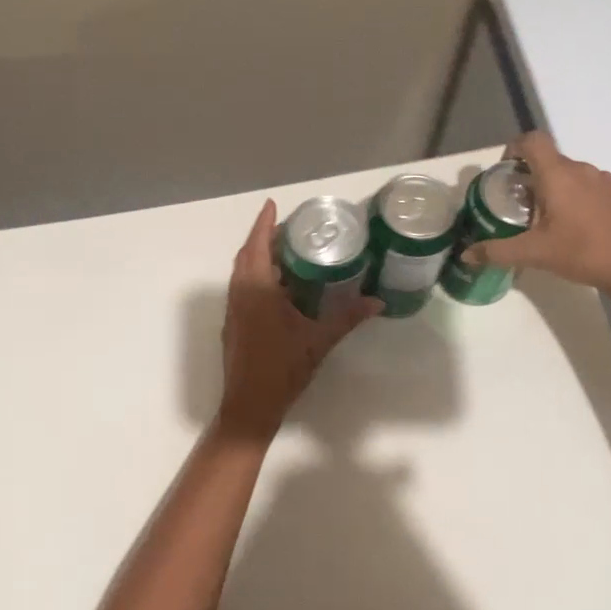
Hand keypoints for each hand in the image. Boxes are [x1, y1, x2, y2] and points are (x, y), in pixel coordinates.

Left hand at [216, 200, 380, 438]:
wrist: (249, 405)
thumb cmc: (282, 368)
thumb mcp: (319, 340)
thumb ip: (347, 318)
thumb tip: (377, 301)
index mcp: (256, 289)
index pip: (257, 246)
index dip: (264, 223)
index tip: (272, 205)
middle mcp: (239, 294)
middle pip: (248, 256)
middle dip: (264, 238)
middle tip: (288, 228)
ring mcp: (234, 311)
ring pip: (243, 274)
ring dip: (260, 259)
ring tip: (287, 252)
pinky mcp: (235, 326)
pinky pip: (244, 290)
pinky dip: (259, 278)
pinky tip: (281, 288)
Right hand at [462, 132, 610, 302]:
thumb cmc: (582, 253)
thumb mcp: (534, 254)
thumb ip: (497, 251)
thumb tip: (465, 255)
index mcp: (558, 175)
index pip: (532, 141)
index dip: (514, 148)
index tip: (506, 173)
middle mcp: (582, 169)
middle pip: (550, 161)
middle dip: (532, 179)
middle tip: (522, 210)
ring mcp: (606, 180)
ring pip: (572, 176)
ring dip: (557, 191)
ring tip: (551, 224)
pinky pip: (592, 188)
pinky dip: (579, 200)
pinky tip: (580, 230)